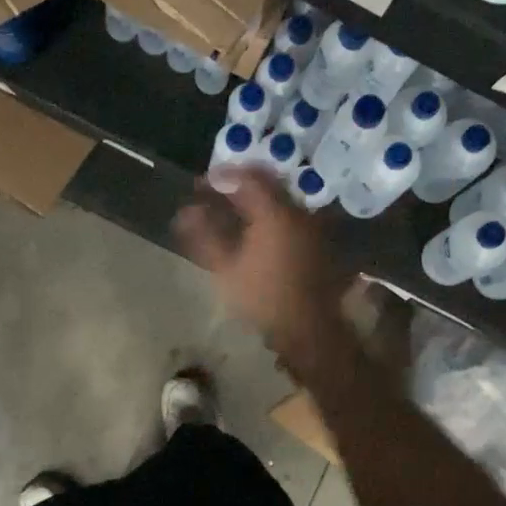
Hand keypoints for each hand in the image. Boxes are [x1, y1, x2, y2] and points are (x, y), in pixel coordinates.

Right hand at [175, 167, 347, 362]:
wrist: (308, 329)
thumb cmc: (263, 297)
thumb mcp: (226, 267)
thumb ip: (205, 234)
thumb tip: (186, 211)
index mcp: (276, 212)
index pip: (248, 177)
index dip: (221, 176)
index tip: (201, 184)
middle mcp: (298, 211)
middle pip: (267, 185)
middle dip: (238, 187)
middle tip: (214, 196)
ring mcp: (312, 227)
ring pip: (280, 201)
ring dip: (255, 202)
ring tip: (231, 215)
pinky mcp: (318, 243)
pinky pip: (291, 218)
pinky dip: (270, 217)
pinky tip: (254, 233)